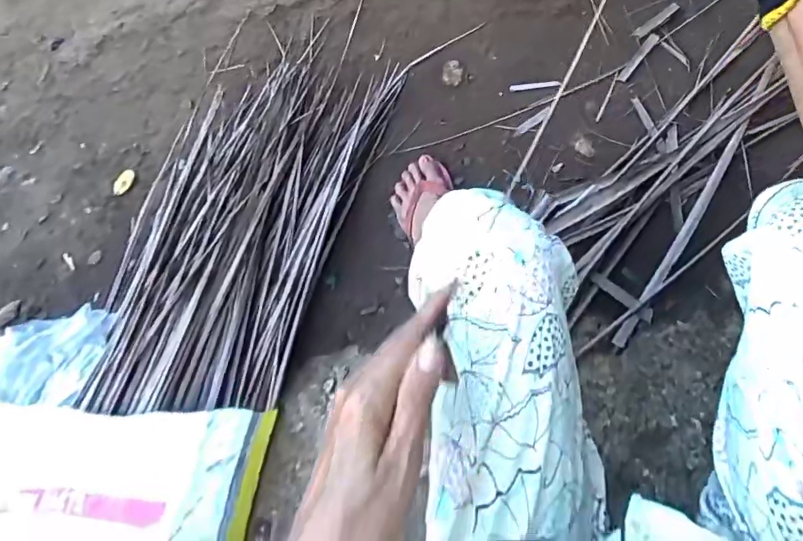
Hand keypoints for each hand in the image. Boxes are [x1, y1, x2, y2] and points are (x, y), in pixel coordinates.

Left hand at [289, 286, 453, 540]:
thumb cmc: (365, 518)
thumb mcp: (400, 463)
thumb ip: (416, 402)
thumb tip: (432, 344)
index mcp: (367, 397)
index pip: (404, 341)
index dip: (429, 313)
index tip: (452, 285)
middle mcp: (351, 392)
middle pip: (393, 347)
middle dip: (424, 327)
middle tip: (458, 314)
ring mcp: (343, 408)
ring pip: (385, 363)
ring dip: (414, 349)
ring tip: (445, 343)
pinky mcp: (344, 425)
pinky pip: (379, 380)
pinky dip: (402, 369)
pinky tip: (415, 380)